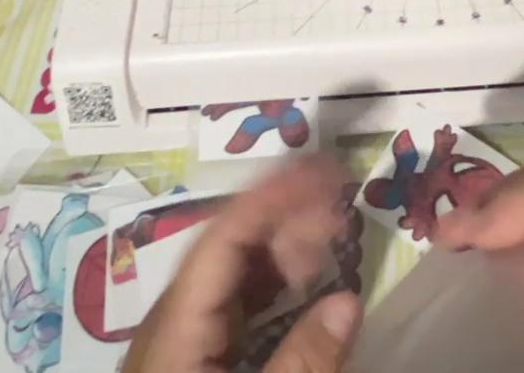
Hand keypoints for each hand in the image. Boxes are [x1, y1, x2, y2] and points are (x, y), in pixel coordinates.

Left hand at [124, 156, 360, 372]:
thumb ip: (302, 365)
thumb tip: (350, 300)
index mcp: (177, 326)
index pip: (225, 236)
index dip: (274, 193)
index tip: (322, 170)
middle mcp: (174, 319)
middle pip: (230, 245)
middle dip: (287, 211)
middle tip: (342, 198)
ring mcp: (181, 339)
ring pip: (234, 272)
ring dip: (284, 244)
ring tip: (333, 232)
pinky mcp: (192, 359)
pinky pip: (236, 303)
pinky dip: (276, 284)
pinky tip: (306, 285)